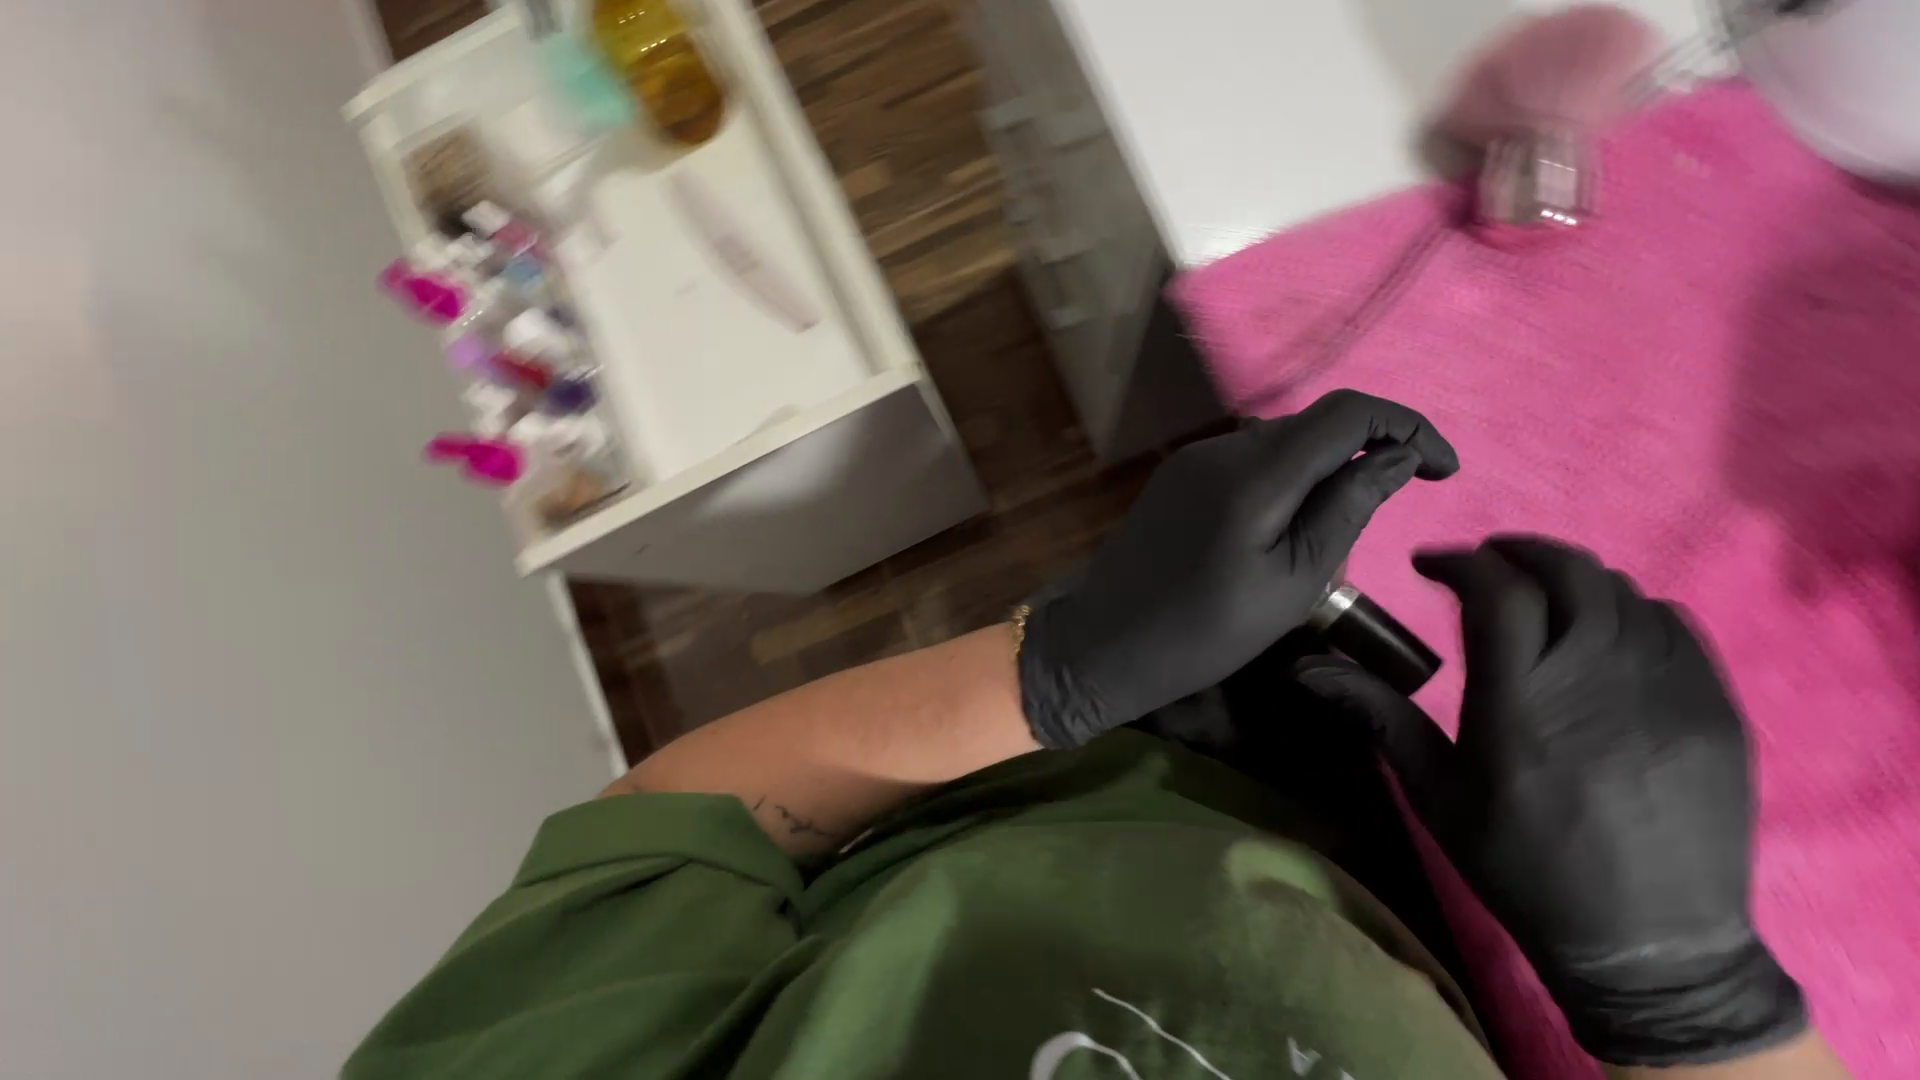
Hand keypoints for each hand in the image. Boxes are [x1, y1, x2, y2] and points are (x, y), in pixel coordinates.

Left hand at [1017, 389, 1457, 748]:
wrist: (1102, 643)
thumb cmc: (1204, 631)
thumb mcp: (1294, 581)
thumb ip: (1348, 507)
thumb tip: (1398, 454)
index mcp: (1254, 473)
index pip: (1348, 412)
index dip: (1407, 427)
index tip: (1443, 472)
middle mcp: (1220, 449)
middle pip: (1313, 426)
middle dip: (1361, 457)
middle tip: (1374, 521)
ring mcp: (1191, 460)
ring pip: (1279, 445)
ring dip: (1318, 475)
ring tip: (1317, 543)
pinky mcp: (1175, 479)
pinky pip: (1245, 464)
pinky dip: (1280, 485)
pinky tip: (1272, 538)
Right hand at [1295, 537, 1806, 1066]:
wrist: (1649, 940)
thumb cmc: (1520, 862)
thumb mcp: (1434, 790)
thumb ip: (1376, 713)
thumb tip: (1302, 668)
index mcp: (1519, 700)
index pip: (1496, 589)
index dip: (1458, 562)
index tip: (1429, 565)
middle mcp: (1597, 678)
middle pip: (1568, 571)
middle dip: (1517, 551)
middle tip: (1484, 565)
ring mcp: (1668, 690)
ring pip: (1622, 591)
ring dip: (1570, 580)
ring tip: (1539, 601)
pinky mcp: (1716, 708)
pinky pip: (1675, 625)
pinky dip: (1629, 609)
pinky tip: (1604, 635)